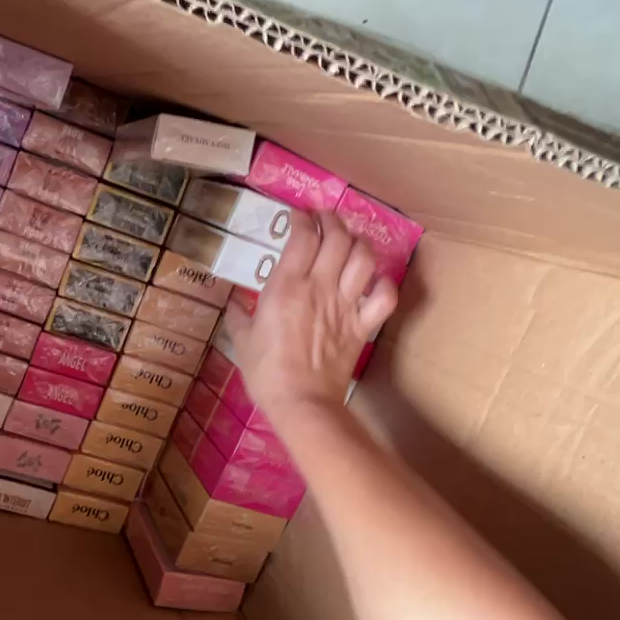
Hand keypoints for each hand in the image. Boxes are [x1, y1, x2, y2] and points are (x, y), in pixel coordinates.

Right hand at [225, 211, 395, 419]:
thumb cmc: (266, 372)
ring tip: (348, 242)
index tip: (296, 217)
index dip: (302, 219)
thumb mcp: (242, 341)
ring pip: (364, 257)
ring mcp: (345, 305)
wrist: (302, 403)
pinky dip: (383, 282)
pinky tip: (373, 280)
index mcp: (286, 286)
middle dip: (332, 220)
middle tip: (323, 220)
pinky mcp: (363, 326)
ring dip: (358, 242)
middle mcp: (319, 287)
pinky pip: (384, 295)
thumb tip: (235, 303)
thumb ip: (239, 316)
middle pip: (337, 237)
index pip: (302, 236)